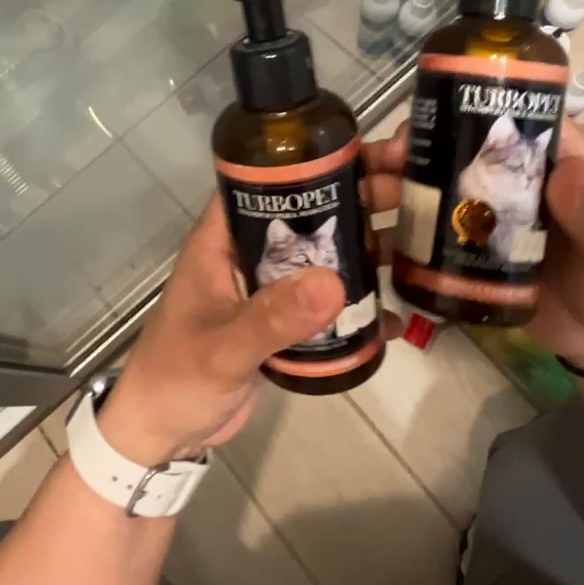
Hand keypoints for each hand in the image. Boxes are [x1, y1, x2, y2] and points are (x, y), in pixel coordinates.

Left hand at [100, 140, 408, 465]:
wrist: (162, 432)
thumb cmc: (177, 378)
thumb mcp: (223, 347)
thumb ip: (272, 319)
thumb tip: (334, 282)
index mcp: (222, 239)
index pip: (268, 183)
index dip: (316, 163)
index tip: (373, 153)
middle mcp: (248, 253)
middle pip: (307, 212)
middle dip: (357, 197)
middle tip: (416, 189)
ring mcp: (268, 287)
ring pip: (323, 253)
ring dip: (365, 245)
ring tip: (421, 236)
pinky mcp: (283, 321)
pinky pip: (327, 301)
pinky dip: (358, 303)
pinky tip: (397, 315)